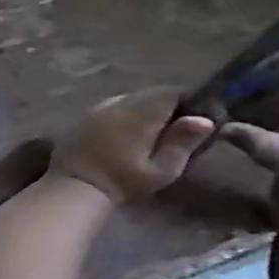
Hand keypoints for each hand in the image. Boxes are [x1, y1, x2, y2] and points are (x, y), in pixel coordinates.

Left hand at [50, 87, 212, 202]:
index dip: (188, 99)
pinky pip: (111, 106)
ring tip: (156, 131)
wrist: (74, 186)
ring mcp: (96, 108)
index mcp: (137, 113)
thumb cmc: (122, 181)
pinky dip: (125, 113)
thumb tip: (204, 119)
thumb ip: (181, 142)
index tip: (200, 114)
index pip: (169, 92)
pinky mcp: (83, 117)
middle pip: (149, 93)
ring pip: (129, 98)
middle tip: (180, 126)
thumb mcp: (161, 169)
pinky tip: (129, 133)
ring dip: (145, 108)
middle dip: (168, 104)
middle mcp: (115, 104)